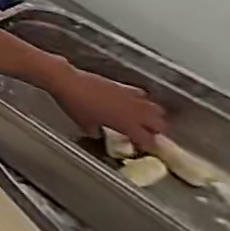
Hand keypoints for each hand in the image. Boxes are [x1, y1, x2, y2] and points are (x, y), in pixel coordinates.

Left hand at [46, 67, 166, 150]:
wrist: (69, 82)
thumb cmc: (76, 105)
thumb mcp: (84, 124)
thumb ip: (96, 131)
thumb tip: (97, 133)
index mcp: (128, 124)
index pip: (149, 140)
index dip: (148, 146)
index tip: (142, 148)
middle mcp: (135, 112)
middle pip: (160, 124)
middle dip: (155, 131)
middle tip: (144, 134)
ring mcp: (132, 97)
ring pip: (156, 109)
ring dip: (153, 116)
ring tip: (142, 120)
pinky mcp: (125, 86)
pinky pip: (142, 95)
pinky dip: (142, 101)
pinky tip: (132, 102)